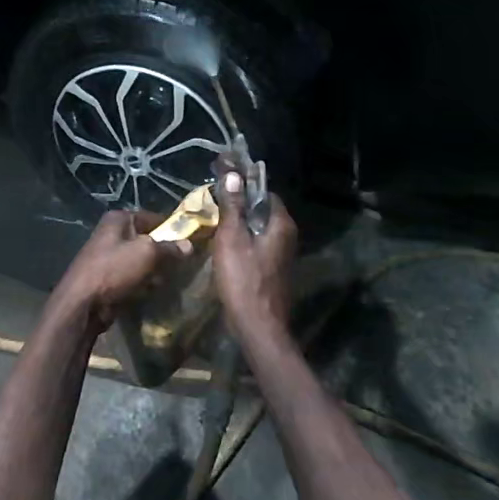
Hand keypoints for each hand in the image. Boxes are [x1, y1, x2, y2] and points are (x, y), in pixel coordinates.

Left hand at [48, 210, 190, 331]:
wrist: (83, 302)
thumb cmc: (114, 269)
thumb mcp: (147, 253)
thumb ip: (170, 248)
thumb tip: (189, 245)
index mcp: (119, 219)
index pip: (154, 217)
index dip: (173, 228)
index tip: (193, 241)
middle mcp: (112, 233)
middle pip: (148, 239)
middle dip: (165, 253)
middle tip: (183, 265)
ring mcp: (109, 256)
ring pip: (142, 260)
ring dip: (155, 271)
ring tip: (169, 280)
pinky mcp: (110, 277)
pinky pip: (134, 276)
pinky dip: (144, 282)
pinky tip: (152, 290)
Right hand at [211, 170, 297, 342]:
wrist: (257, 325)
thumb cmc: (243, 279)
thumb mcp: (232, 239)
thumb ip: (233, 206)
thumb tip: (233, 174)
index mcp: (281, 224)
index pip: (265, 192)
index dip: (244, 183)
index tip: (221, 180)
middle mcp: (287, 236)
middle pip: (261, 210)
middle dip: (239, 203)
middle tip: (211, 201)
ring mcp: (281, 254)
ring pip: (258, 228)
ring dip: (238, 222)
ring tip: (212, 220)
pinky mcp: (273, 268)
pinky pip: (257, 244)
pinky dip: (242, 239)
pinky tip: (222, 244)